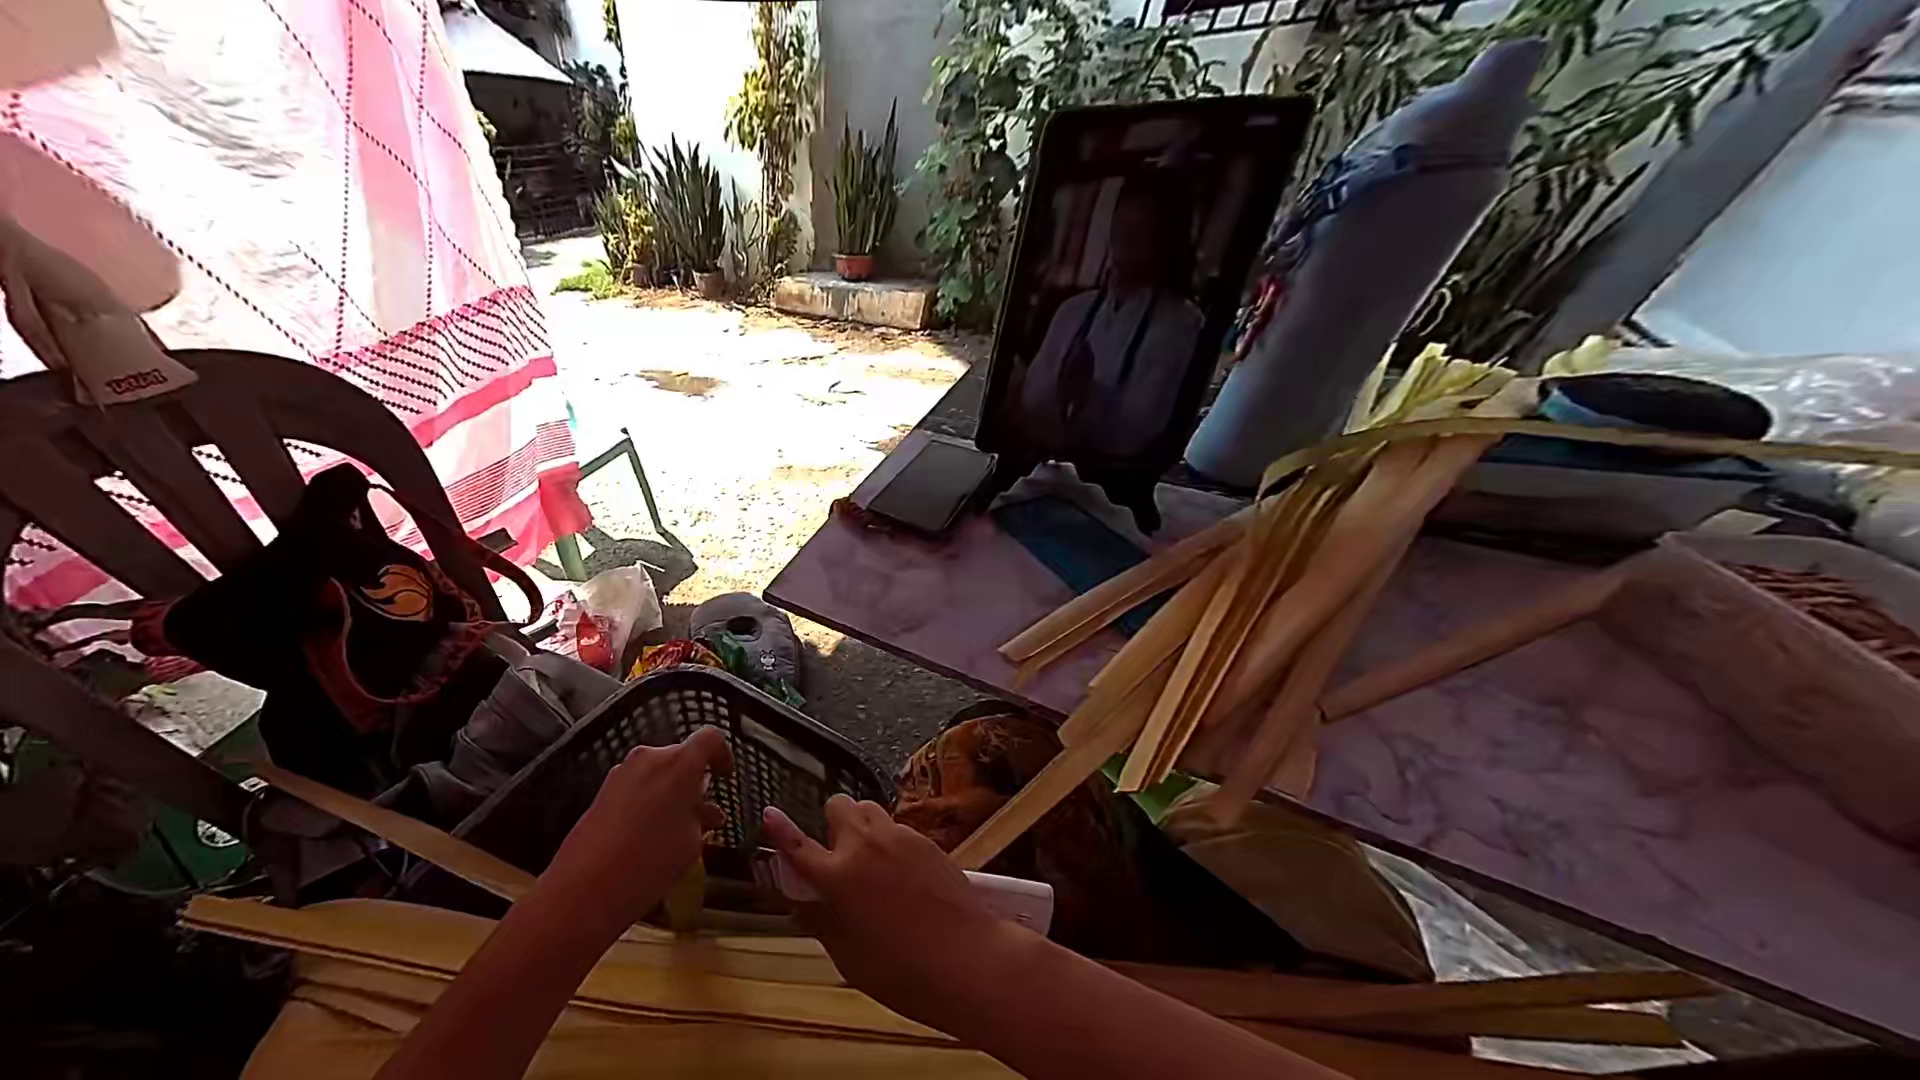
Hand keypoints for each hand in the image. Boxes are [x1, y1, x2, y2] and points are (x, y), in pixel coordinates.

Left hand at [542, 726, 733, 935]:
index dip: (723, 755)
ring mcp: (621, 774)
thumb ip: (701, 816)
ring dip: (672, 791)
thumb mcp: (692, 842)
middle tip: (703, 809)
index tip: (725, 777)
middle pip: (682, 755)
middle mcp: (649, 759)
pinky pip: (637, 785)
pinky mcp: (602, 792)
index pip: (711, 738)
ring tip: (679, 826)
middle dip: (695, 779)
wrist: (582, 893)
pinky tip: (653, 832)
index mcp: (679, 763)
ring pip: (658, 772)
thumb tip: (703, 812)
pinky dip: (650, 800)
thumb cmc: (649, 863)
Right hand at [762, 795, 1028, 1027]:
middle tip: (838, 854)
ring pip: (869, 809)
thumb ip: (821, 919)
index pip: (797, 846)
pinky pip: (896, 826)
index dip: (780, 829)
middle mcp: (865, 844)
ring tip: (869, 859)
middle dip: (832, 822)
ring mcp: (898, 836)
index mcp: (837, 876)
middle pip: (838, 804)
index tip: (769, 812)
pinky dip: (888, 840)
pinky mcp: (925, 838)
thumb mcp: (847, 956)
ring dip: (861, 825)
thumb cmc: (900, 970)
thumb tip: (807, 900)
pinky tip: (901, 873)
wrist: (966, 957)